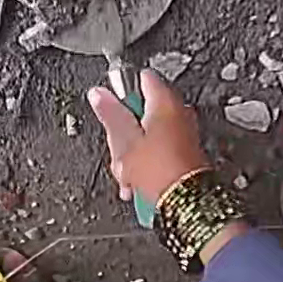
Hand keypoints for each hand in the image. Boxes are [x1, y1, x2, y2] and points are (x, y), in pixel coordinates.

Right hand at [86, 70, 209, 203]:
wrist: (184, 203)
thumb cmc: (159, 171)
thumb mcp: (125, 141)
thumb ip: (111, 114)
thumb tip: (98, 93)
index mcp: (164, 102)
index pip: (141, 78)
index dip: (122, 91)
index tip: (110, 108)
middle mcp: (178, 113)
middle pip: (139, 111)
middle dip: (123, 131)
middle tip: (119, 147)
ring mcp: (181, 134)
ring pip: (144, 135)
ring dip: (130, 153)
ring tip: (127, 170)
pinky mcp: (181, 154)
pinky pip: (154, 152)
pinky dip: (142, 164)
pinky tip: (135, 181)